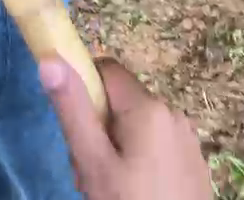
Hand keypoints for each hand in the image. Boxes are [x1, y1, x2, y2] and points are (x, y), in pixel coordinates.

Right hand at [40, 58, 210, 199]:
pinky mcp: (193, 163)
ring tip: (107, 188)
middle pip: (119, 101)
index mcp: (148, 105)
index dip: (84, 91)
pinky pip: (156, 146)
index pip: (105, 69)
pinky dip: (139, 161)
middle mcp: (172, 111)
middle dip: (97, 127)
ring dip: (115, 147)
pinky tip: (132, 194)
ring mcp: (187, 138)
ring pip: (136, 126)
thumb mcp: (94, 163)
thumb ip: (72, 110)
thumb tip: (50, 58)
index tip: (76, 128)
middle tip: (88, 170)